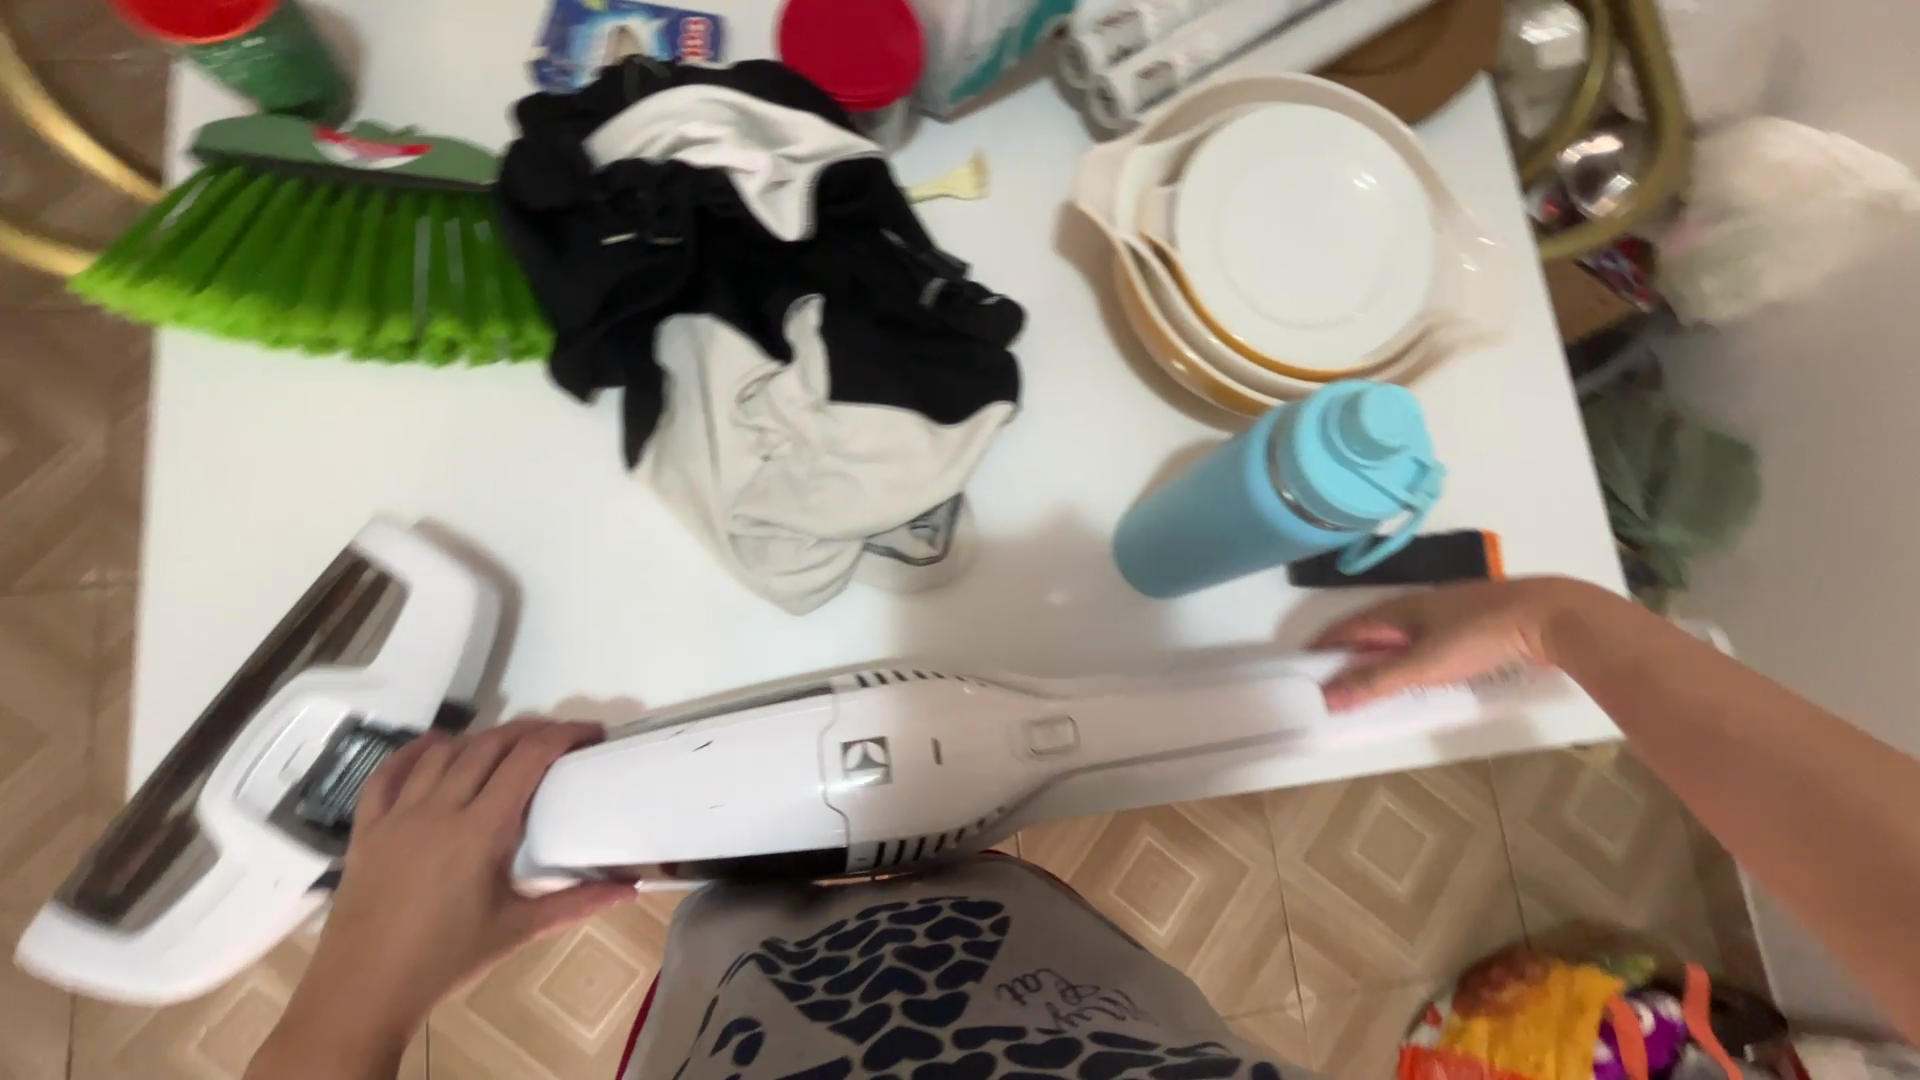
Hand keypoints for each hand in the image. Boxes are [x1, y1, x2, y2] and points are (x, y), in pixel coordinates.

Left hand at [250, 720, 633, 1078]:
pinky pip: (387, 775)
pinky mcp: (367, 830)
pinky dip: (413, 752)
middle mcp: (438, 810)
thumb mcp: (518, 930)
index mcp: (480, 830)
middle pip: (490, 745)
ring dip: (482, 738)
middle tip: (561, 737)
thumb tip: (633, 890)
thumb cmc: (445, 962)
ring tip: (510, 743)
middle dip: (531, 730)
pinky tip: (435, 745)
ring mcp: (397, 817)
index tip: (591, 733)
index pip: (529, 759)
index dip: (564, 734)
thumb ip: (578, 903)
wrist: (359, 998)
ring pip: (445, 753)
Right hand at [1310, 577, 1606, 708]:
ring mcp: (1443, 614)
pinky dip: (1408, 659)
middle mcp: (1412, 607)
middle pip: (1369, 632)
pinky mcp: (1470, 624)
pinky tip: (1418, 674)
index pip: (1344, 629)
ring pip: (1398, 637)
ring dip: (1378, 657)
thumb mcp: (1422, 665)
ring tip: (1369, 683)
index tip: (1301, 667)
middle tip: (1331, 682)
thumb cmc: (1479, 636)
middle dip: (1347, 654)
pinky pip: (1423, 642)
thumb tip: (1325, 698)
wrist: (1552, 616)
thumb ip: (1375, 682)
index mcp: (1393, 611)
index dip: (1321, 646)